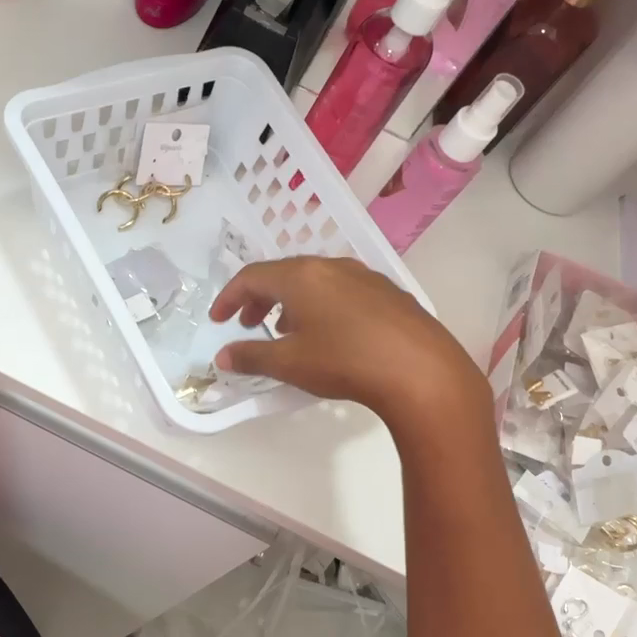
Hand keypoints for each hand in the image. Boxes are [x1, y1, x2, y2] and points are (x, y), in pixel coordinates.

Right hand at [211, 257, 489, 435]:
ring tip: (284, 332)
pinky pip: (339, 292)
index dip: (229, 297)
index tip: (217, 321)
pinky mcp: (387, 294)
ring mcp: (363, 277)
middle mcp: (331, 267)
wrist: (419, 370)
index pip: (253, 277)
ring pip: (314, 282)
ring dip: (289, 303)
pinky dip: (318, 307)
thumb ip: (251, 357)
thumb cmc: (344, 361)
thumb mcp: (289, 363)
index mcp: (301, 277)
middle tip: (247, 325)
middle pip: (284, 274)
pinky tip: (324, 335)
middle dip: (259, 299)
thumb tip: (223, 356)